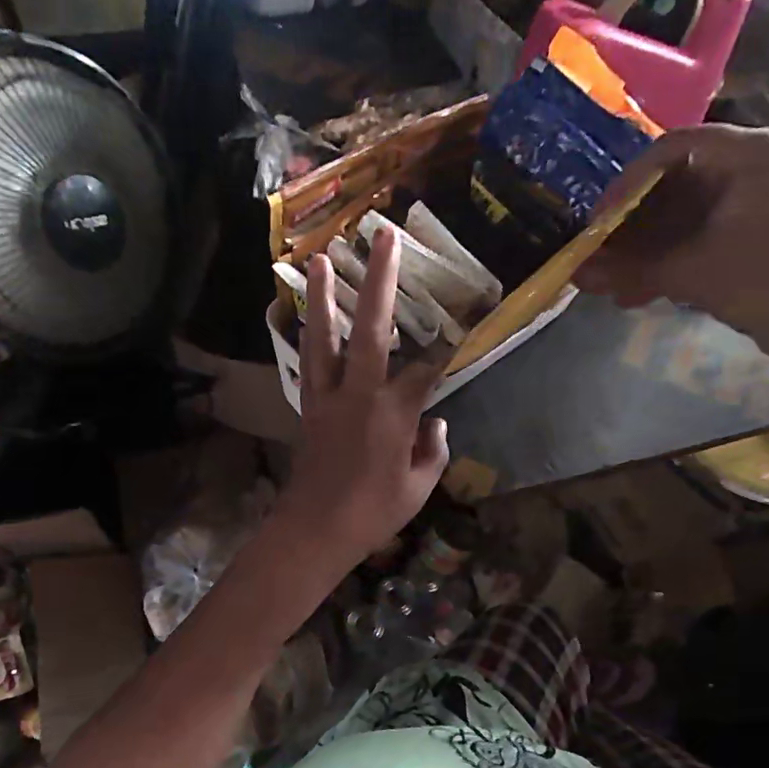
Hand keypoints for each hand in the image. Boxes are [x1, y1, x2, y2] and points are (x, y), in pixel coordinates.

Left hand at [275, 225, 448, 564]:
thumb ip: (432, 451)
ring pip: (323, 337)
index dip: (445, 349)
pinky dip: (310, 335)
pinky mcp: (308, 407)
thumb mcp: (418, 488)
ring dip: (322, 296)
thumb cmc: (372, 513)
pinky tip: (310, 317)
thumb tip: (434, 424)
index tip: (461, 323)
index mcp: (392, 414)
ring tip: (320, 258)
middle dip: (379, 280)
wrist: (314, 531)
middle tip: (383, 236)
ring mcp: (327, 397)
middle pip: (370, 328)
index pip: (426, 371)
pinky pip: (309, 362)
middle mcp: (357, 394)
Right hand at [575, 125, 768, 366]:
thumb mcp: (700, 274)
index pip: (674, 150)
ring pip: (698, 220)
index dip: (625, 187)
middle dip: (636, 230)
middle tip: (602, 264)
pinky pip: (719, 239)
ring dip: (653, 254)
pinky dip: (684, 263)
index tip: (596, 227)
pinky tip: (653, 293)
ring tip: (619, 290)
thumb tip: (580, 273)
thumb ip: (635, 270)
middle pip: (683, 186)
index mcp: (758, 153)